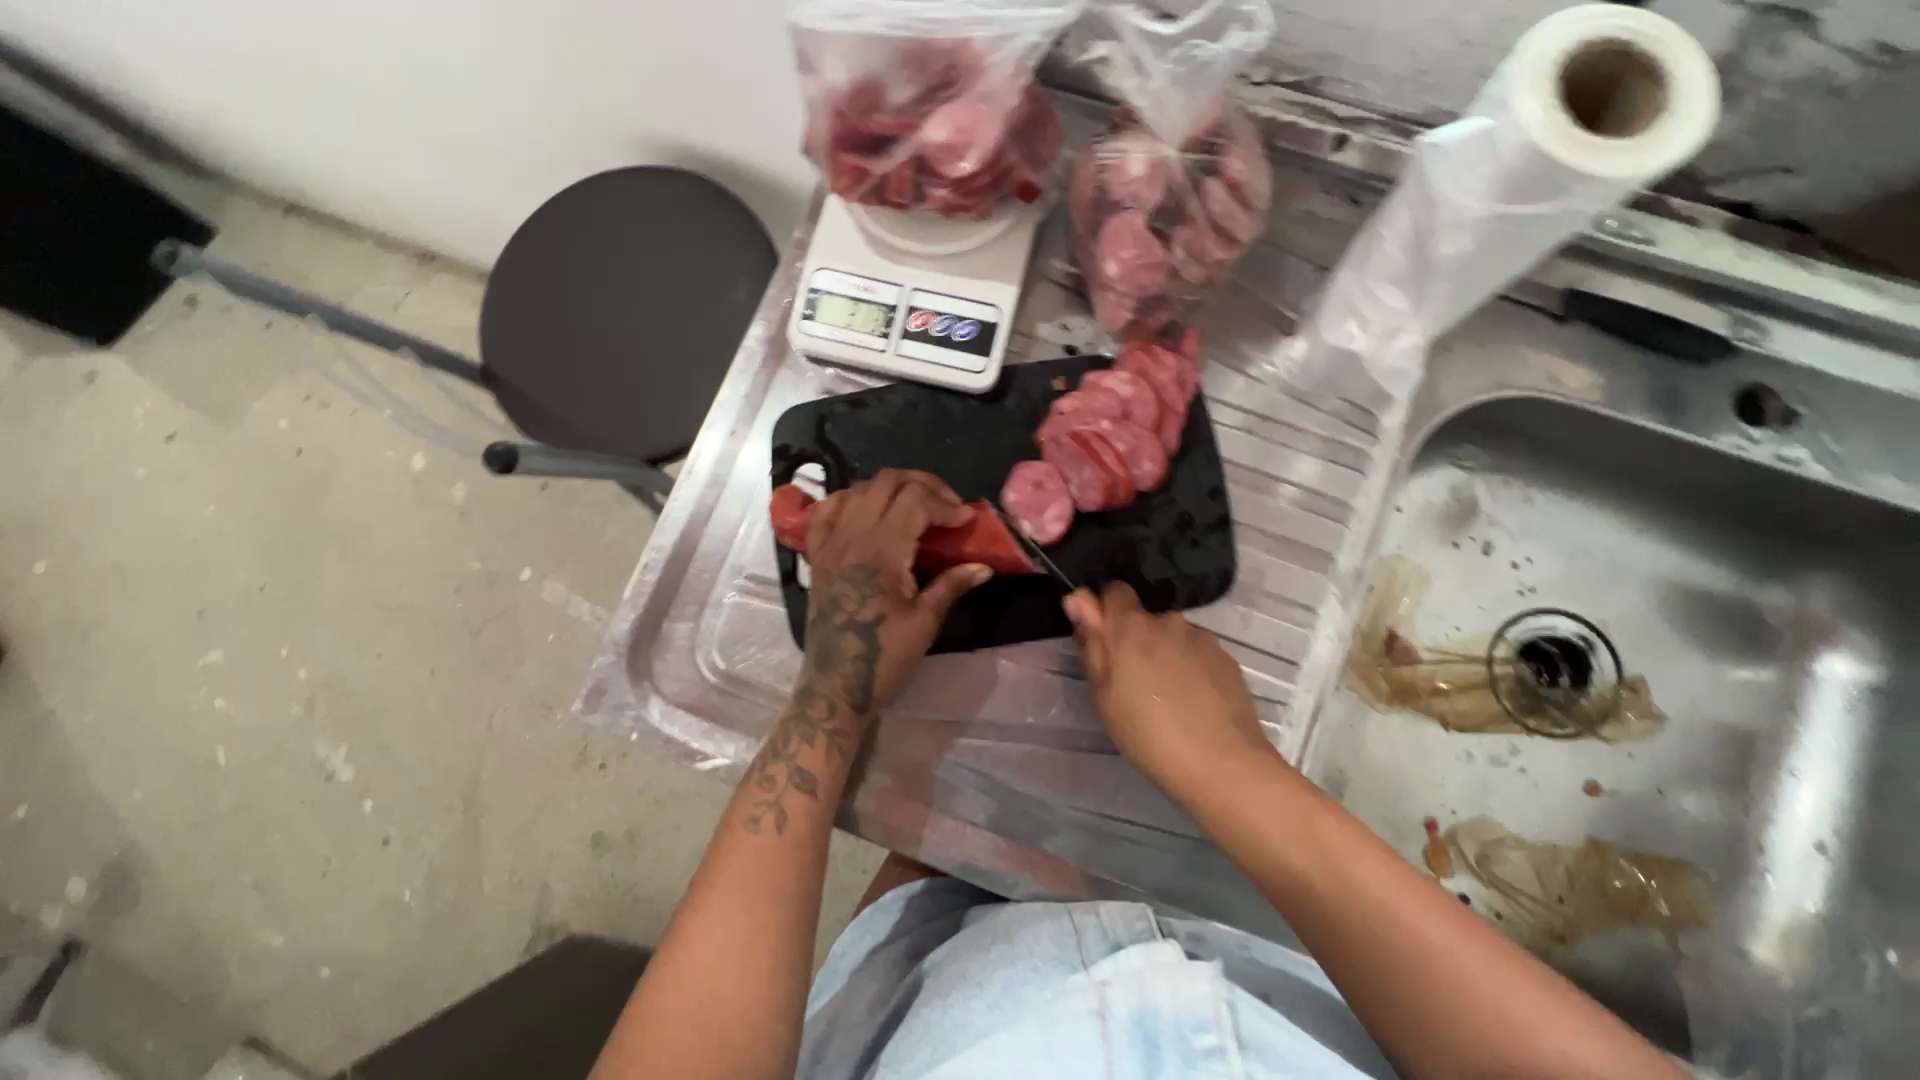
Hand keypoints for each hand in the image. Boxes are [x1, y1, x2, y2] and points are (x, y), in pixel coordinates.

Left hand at [799, 470, 992, 720]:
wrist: (836, 685)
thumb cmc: (885, 657)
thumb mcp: (925, 622)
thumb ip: (952, 584)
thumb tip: (983, 566)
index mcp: (880, 551)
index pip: (915, 500)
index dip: (946, 504)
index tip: (967, 521)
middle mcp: (851, 537)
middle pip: (887, 482)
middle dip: (923, 485)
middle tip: (947, 506)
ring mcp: (829, 543)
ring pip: (859, 489)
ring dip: (892, 489)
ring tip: (916, 507)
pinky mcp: (817, 555)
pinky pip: (827, 510)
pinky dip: (851, 500)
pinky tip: (869, 511)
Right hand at [1064, 582, 1277, 794]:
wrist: (1222, 763)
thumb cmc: (1148, 734)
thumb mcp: (1104, 696)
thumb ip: (1092, 645)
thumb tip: (1079, 601)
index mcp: (1132, 627)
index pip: (1114, 590)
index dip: (1104, 610)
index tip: (1102, 641)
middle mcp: (1169, 621)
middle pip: (1144, 618)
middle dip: (1135, 640)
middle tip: (1133, 683)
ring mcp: (1202, 638)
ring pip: (1172, 637)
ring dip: (1164, 655)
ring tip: (1168, 698)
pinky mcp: (1226, 657)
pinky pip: (1197, 653)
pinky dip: (1190, 669)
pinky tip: (1194, 703)